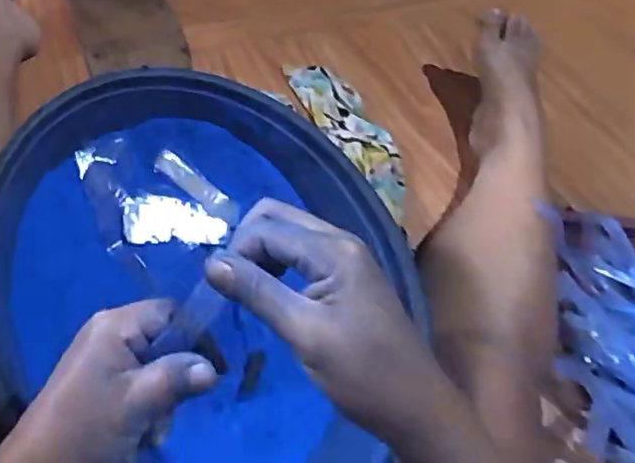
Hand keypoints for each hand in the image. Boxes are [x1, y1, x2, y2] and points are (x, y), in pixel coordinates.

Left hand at [0, 300, 216, 462]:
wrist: (44, 457)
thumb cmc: (89, 423)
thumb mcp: (136, 402)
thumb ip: (175, 379)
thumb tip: (213, 366)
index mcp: (115, 323)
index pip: (168, 311)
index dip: (196, 335)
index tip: (219, 370)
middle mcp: (110, 330)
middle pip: (163, 341)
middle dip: (175, 378)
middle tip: (168, 411)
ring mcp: (105, 355)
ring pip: (155, 368)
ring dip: (162, 401)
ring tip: (150, 429)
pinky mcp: (102, 379)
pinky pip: (139, 383)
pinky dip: (147, 408)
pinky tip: (141, 433)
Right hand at [202, 200, 463, 447]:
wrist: (424, 417)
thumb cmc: (365, 377)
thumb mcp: (305, 335)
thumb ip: (257, 292)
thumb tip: (210, 263)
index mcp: (333, 249)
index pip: (265, 229)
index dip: (238, 253)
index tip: (225, 289)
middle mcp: (339, 239)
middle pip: (274, 216)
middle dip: (246, 242)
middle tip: (235, 281)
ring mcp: (346, 253)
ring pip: (285, 229)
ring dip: (260, 251)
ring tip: (250, 288)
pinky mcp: (347, 271)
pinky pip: (299, 247)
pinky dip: (277, 260)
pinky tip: (273, 290)